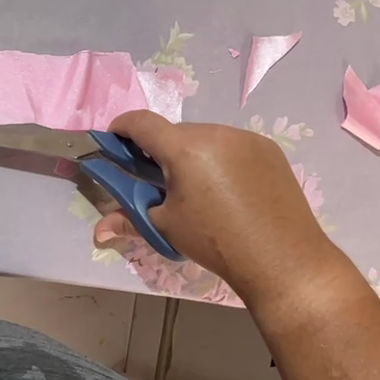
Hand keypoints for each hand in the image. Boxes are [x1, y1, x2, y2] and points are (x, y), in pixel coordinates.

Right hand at [94, 111, 350, 308]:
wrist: (282, 257)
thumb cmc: (215, 241)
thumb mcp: (166, 228)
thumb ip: (128, 219)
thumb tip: (98, 232)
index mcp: (184, 148)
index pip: (142, 122)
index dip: (121, 128)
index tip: (113, 141)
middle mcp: (215, 133)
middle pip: (174, 132)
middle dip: (158, 149)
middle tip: (155, 180)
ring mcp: (246, 138)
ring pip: (204, 137)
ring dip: (189, 154)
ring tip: (194, 190)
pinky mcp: (268, 149)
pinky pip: (231, 145)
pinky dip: (218, 159)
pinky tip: (225, 190)